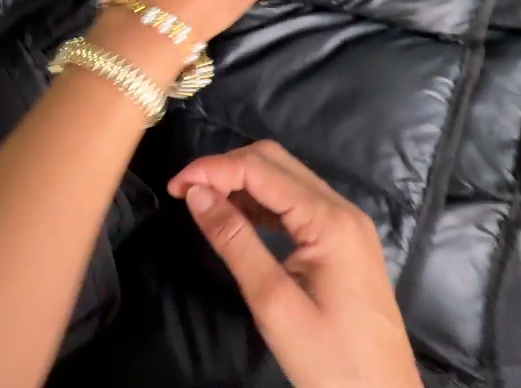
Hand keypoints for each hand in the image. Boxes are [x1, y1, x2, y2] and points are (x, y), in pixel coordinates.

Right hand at [169, 142, 421, 387]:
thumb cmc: (332, 361)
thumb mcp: (273, 303)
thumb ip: (234, 241)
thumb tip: (195, 192)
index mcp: (329, 221)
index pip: (258, 168)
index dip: (211, 169)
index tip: (174, 188)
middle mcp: (341, 210)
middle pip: (272, 160)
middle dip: (223, 168)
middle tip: (187, 194)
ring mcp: (345, 224)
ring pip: (282, 175)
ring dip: (239, 180)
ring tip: (204, 204)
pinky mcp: (342, 240)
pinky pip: (293, 200)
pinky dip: (259, 199)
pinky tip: (237, 218)